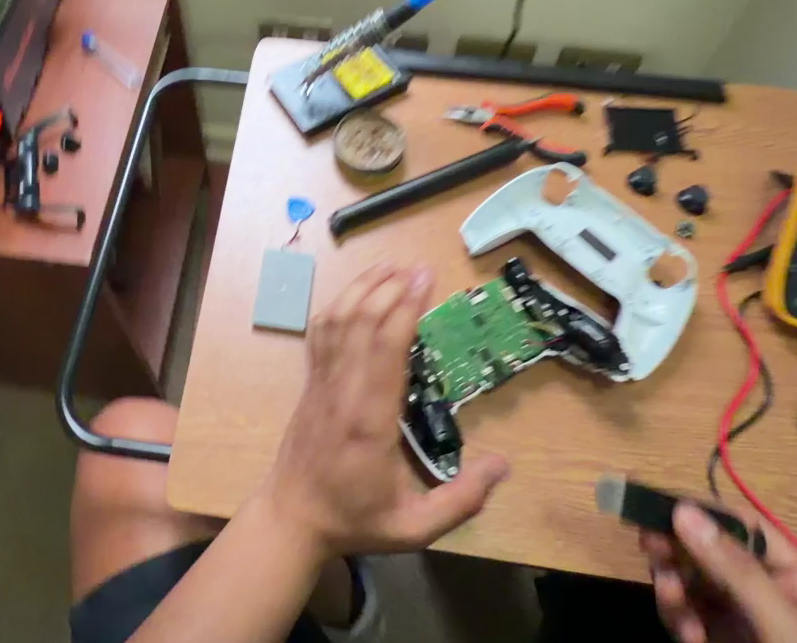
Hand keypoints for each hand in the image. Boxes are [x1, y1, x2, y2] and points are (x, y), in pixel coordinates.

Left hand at [254, 263, 510, 556]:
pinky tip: (356, 293)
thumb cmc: (355, 518)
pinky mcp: (310, 381)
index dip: (405, 308)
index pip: (386, 348)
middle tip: (420, 269)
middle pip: (362, 322)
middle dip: (390, 289)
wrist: (293, 518)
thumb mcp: (415, 528)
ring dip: (362, 289)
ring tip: (390, 268)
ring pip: (337, 320)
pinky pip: (320, 332)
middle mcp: (343, 390)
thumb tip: (504, 465)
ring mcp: (321, 381)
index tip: (426, 280)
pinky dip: (337, 304)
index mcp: (370, 419)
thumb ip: (461, 500)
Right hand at [641, 504, 796, 642]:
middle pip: (713, 552)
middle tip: (646, 544)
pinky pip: (691, 619)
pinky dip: (679, 618)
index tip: (652, 499)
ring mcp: (748, 629)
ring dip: (674, 585)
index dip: (701, 509)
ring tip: (669, 597)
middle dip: (679, 548)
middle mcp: (774, 601)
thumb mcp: (788, 636)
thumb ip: (740, 575)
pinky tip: (683, 632)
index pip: (747, 529)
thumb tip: (685, 511)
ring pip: (696, 585)